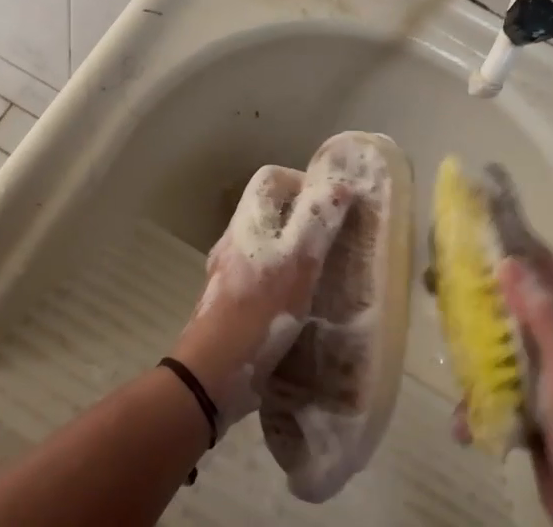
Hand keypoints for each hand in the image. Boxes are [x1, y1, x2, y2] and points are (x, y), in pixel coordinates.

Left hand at [173, 165, 352, 422]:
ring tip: (327, 275)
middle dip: (306, 220)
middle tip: (337, 241)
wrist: (212, 373)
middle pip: (271, 212)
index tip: (332, 206)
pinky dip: (285, 284)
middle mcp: (234, 241)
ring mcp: (229, 274)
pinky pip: (263, 279)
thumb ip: (317, 221)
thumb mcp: (298, 262)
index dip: (302, 182)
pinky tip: (304, 307)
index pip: (271, 178)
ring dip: (297, 254)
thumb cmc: (258, 311)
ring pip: (268, 247)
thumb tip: (340, 186)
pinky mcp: (231, 304)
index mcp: (247, 222)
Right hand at [458, 251, 552, 526]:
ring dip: (468, 352)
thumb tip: (509, 258)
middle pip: (506, 301)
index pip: (537, 264)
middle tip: (434, 279)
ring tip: (443, 349)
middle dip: (472, 289)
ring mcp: (541, 383)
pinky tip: (464, 423)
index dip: (507, 233)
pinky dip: (475, 407)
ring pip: (493, 348)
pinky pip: (491, 397)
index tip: (469, 212)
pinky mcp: (528, 417)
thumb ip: (544, 316)